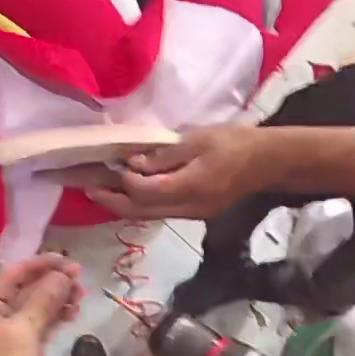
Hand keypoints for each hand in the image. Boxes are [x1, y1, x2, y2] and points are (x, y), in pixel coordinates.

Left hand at [0, 254, 82, 355]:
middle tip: (81, 278)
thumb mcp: (22, 333)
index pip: (14, 274)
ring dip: (58, 298)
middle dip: (53, 281)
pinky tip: (73, 312)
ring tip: (81, 296)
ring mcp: (10, 331)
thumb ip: (43, 300)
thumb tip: (62, 274)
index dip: (41, 264)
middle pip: (28, 287)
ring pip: (38, 305)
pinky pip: (42, 322)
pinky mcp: (24, 346)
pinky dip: (57, 316)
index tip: (68, 260)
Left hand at [83, 125, 272, 218]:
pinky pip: (160, 212)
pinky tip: (128, 192)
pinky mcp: (195, 213)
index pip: (146, 191)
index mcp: (191, 187)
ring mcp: (192, 214)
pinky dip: (140, 204)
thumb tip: (133, 163)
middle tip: (86, 187)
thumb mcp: (199, 139)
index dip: (126, 180)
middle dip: (111, 201)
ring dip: (122, 205)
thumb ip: (165, 154)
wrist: (268, 162)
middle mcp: (188, 208)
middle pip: (141, 212)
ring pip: (148, 216)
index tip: (114, 164)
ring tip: (99, 191)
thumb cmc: (236, 143)